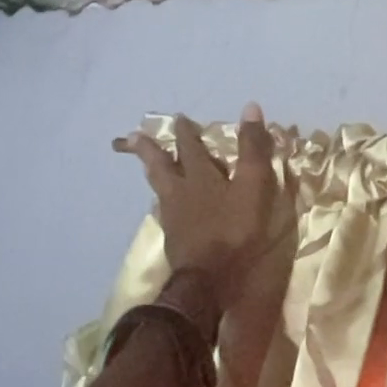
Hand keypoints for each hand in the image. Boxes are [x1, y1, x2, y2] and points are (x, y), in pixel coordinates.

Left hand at [115, 103, 276, 312]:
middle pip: (160, 164)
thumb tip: (250, 107)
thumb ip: (252, 150)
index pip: (190, 146)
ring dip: (151, 171)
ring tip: (145, 164)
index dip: (186, 131)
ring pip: (157, 186)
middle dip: (150, 148)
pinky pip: (162, 209)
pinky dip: (160, 199)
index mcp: (199, 176)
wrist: (208, 279)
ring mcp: (172, 216)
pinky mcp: (172, 237)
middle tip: (134, 136)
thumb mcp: (252, 187)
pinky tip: (161, 204)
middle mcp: (179, 191)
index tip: (179, 118)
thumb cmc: (233, 231)